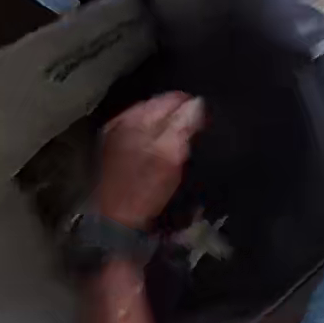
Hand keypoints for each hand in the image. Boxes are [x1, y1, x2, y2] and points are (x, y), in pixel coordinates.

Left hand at [96, 92, 205, 228]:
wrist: (115, 224)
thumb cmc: (144, 189)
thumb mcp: (169, 155)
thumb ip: (183, 125)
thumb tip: (198, 103)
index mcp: (133, 118)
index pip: (170, 99)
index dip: (193, 106)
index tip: (209, 119)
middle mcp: (120, 123)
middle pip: (158, 109)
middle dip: (180, 116)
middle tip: (200, 132)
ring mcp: (114, 139)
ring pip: (150, 124)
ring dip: (169, 129)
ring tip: (186, 143)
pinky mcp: (114, 156)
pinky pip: (142, 138)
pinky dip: (157, 142)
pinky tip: (166, 155)